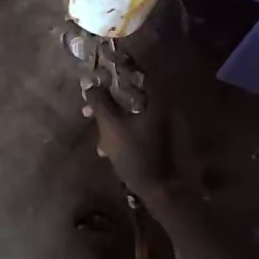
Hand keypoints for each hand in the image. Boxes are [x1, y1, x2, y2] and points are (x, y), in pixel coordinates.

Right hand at [84, 83, 176, 205]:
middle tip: (91, 106)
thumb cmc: (135, 153)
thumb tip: (90, 83)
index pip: (134, 71)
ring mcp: (168, 123)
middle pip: (133, 92)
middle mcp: (165, 105)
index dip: (114, 69)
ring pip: (135, 110)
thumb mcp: (110, 125)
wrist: (162, 190)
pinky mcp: (165, 139)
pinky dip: (125, 127)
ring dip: (115, 114)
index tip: (98, 72)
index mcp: (156, 97)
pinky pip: (141, 124)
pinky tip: (110, 144)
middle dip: (109, 98)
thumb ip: (99, 101)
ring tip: (96, 128)